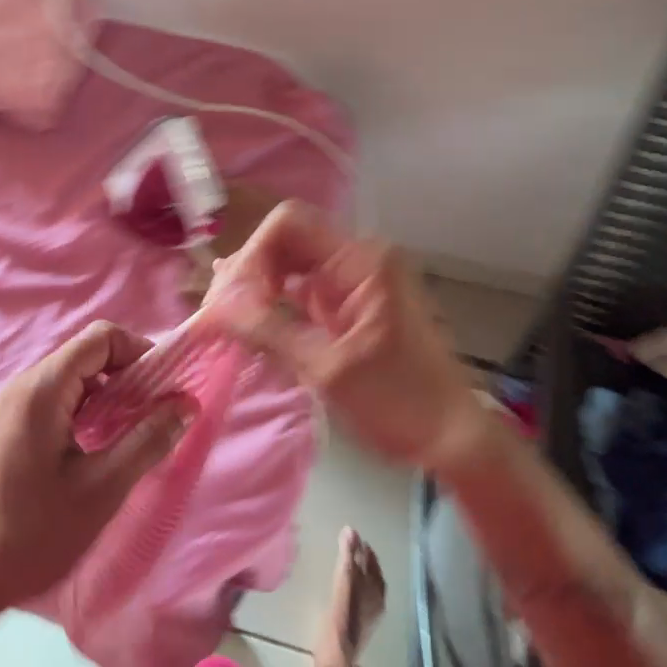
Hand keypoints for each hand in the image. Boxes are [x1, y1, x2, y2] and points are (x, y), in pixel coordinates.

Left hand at [0, 321, 191, 618]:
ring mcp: (11, 408)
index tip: (168, 389)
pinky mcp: (8, 430)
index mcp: (42, 388)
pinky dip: (86, 414)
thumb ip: (146, 441)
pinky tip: (101, 452)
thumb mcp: (101, 490)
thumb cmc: (31, 532)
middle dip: (129, 378)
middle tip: (158, 418)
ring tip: (135, 438)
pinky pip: (56, 403)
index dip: (141, 353)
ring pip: (73, 381)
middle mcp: (23, 386)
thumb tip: (185, 404)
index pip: (102, 338)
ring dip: (109, 399)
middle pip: (87, 356)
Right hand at [206, 201, 486, 470]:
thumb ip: (269, 331)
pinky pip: (301, 291)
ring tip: (226, 322)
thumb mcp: (329, 370)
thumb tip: (211, 308)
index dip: (253, 254)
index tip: (233, 299)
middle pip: (286, 241)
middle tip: (220, 315)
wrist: (455, 442)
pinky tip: (249, 327)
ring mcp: (355, 282)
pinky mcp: (349, 306)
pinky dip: (273, 306)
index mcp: (363, 261)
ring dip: (257, 289)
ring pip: (289, 265)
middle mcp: (359, 259)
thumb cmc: (401, 403)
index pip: (289, 225)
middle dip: (249, 273)